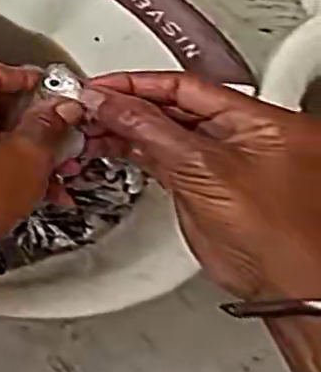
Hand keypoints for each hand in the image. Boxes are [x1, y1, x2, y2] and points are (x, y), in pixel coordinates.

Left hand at [0, 59, 86, 239]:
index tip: (47, 87)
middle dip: (20, 102)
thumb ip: (47, 123)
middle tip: (50, 113)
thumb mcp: (29, 152)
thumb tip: (61, 108)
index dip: (18, 75)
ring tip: (52, 149)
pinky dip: (0, 142)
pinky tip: (33, 164)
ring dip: (17, 128)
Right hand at [84, 72, 320, 300]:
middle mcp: (248, 140)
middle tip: (82, 109)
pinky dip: (126, 146)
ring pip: (159, 129)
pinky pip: (157, 151)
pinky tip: (102, 146)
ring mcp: (225, 161)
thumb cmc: (280, 236)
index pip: (186, 87)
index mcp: (267, 126)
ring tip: (85, 129)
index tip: (92, 88)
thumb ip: (145, 126)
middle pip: (170, 106)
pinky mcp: (204, 181)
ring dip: (117, 127)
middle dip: (121, 107)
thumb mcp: (199, 166)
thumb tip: (102, 99)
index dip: (134, 84)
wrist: (289, 287)